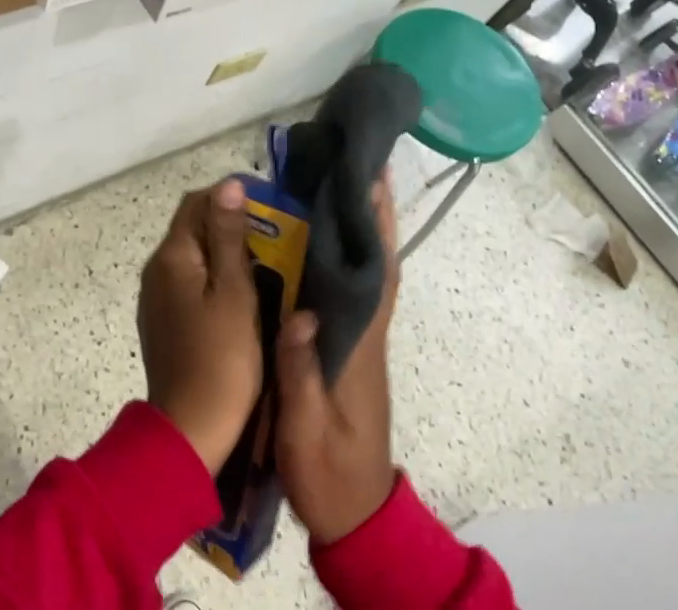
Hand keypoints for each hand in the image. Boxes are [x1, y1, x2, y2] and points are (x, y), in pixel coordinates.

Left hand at [137, 178, 263, 473]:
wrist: (192, 428)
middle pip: (193, 229)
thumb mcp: (235, 291)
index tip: (271, 211)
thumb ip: (229, 236)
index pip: (196, 202)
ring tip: (269, 268)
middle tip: (278, 241)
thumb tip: (228, 184)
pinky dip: (216, 282)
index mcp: (171, 256)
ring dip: (226, 256)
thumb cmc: (222, 358)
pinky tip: (245, 299)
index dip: (230, 199)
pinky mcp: (165, 323)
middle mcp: (156, 270)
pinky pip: (191, 286)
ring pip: (194, 259)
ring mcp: (157, 298)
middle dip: (232, 227)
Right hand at [275, 177, 399, 544]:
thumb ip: (302, 374)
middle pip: (371, 262)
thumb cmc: (329, 471)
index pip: (374, 273)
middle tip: (343, 163)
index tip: (370, 174)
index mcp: (358, 345)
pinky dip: (338, 261)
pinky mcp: (344, 352)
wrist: (354, 514)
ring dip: (352, 230)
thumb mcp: (306, 428)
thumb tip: (302, 313)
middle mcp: (363, 334)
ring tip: (326, 187)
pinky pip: (344, 293)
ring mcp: (356, 342)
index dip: (376, 224)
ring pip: (359, 274)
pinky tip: (312, 247)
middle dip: (364, 211)